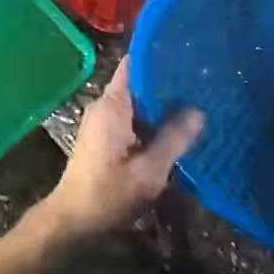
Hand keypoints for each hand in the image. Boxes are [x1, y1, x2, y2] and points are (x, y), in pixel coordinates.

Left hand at [34, 58, 203, 241]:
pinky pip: (131, 117)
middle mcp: (104, 106)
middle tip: (200, 80)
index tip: (186, 53)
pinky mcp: (103, 136)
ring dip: (160, 104)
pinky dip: (151, 119)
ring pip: (136, 102)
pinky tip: (174, 126)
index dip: (158, 56)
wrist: (73, 220)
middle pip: (138, 82)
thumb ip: (174, 139)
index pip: (134, 64)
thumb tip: (199, 111)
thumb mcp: (149, 170)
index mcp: (112, 105)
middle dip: (166, 82)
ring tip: (195, 100)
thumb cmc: (108, 193)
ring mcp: (101, 121)